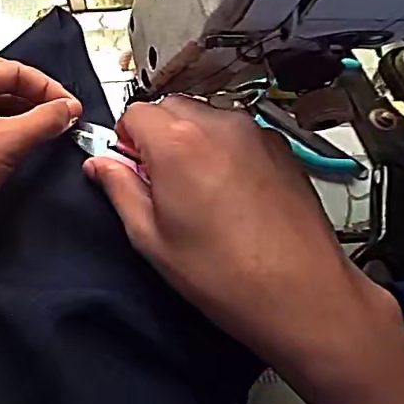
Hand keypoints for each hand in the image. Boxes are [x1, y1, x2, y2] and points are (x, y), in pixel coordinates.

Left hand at [0, 58, 82, 240]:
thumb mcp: (8, 141)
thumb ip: (44, 120)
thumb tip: (67, 109)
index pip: (15, 70)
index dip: (48, 88)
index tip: (71, 107)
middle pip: (7, 86)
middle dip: (38, 102)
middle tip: (66, 120)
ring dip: (26, 118)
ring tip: (51, 133)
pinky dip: (11, 132)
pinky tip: (28, 145)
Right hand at [84, 97, 403, 403]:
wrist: (302, 295)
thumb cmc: (231, 275)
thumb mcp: (151, 237)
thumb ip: (119, 189)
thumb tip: (101, 166)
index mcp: (178, 143)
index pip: (132, 113)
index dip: (123, 141)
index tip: (127, 166)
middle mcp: (218, 126)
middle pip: (169, 108)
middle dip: (156, 139)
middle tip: (159, 184)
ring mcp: (254, 134)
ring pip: (203, 118)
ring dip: (190, 143)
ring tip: (198, 195)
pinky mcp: (279, 147)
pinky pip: (235, 134)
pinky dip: (222, 151)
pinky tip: (228, 196)